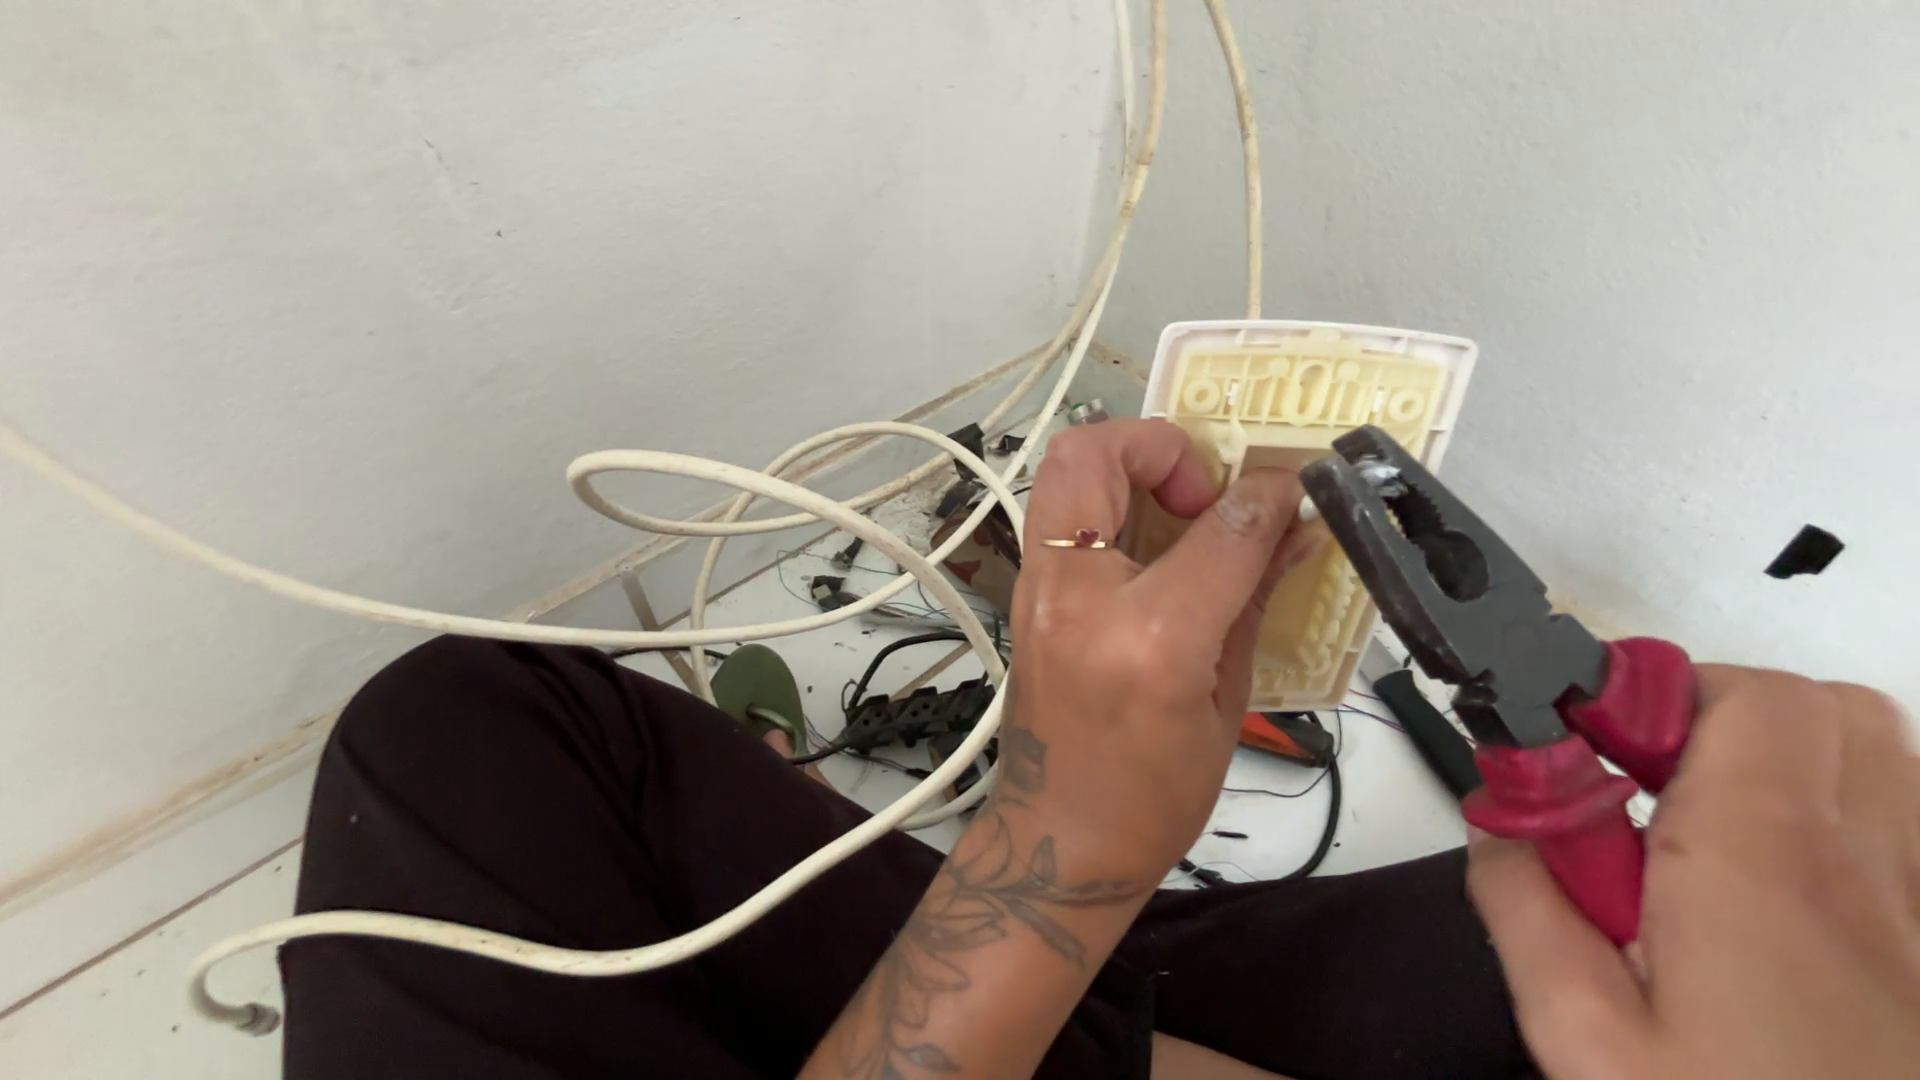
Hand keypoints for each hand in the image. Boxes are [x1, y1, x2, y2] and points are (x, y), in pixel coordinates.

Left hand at [1005, 418, 1317, 883]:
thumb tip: (1288, 524)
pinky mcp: (1022, 597)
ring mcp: (1036, 592)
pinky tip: (1145, 546)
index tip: (1285, 494)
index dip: (1266, 496)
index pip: (1220, 527)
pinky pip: (1059, 515)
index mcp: (1151, 638)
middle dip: (1159, 444)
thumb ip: (1252, 598)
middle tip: (1201, 490)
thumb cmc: (1154, 796)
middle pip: (1093, 454)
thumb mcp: (1227, 703)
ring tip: (1176, 512)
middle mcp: (1079, 598)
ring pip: (1062, 472)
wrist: (1058, 838)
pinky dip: (1104, 503)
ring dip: (1125, 466)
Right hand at [1470, 666, 1919, 1079]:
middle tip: (1629, 772)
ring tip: (1690, 814)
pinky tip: (1760, 872)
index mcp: (1768, 868)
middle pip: (1818, 707)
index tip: (1575, 735)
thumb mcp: (1579, 1030)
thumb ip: (1520, 903)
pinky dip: (1824, 804)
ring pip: (1873, 754)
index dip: (1645, 688)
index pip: (1742, 700)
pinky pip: (1899, 820)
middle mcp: (1873, 869)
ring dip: (1770, 749)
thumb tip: (1497, 817)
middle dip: (1705, 709)